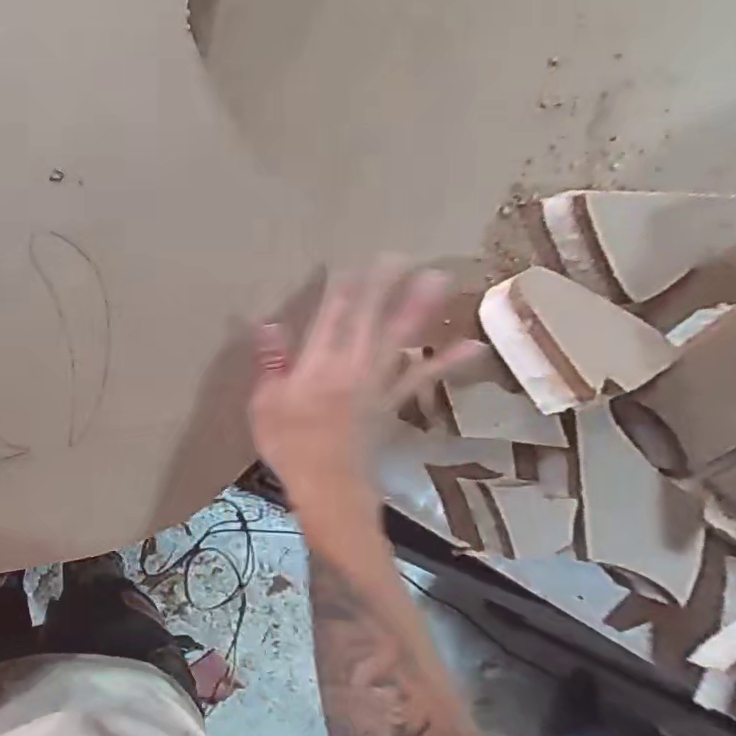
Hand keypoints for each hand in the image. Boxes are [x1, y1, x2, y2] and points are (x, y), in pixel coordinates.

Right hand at [248, 256, 480, 513]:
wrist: (326, 481)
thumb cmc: (286, 442)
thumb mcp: (264, 403)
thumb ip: (271, 363)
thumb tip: (269, 325)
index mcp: (318, 365)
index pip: (330, 318)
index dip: (340, 289)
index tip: (349, 262)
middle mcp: (353, 366)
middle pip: (369, 319)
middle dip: (381, 286)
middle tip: (396, 254)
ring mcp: (378, 383)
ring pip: (400, 339)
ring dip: (419, 308)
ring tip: (438, 278)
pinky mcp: (392, 402)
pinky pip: (422, 378)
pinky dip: (446, 362)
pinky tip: (471, 345)